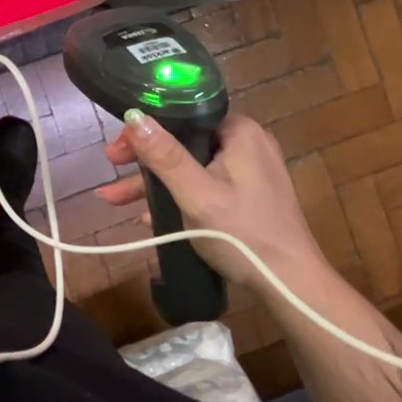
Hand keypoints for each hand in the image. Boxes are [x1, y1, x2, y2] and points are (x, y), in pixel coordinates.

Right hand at [95, 112, 327, 288]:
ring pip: (189, 167)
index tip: (116, 151)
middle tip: (111, 169)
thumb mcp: (196, 194)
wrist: (290, 286)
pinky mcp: (247, 195)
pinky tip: (147, 216)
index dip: (144, 130)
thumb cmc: (243, 234)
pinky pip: (202, 185)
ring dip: (153, 183)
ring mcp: (248, 171)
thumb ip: (164, 155)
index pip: (182, 116)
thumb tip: (133, 115)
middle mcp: (247, 144)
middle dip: (143, 160)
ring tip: (113, 200)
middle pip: (182, 142)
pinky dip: (175, 196)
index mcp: (240, 133)